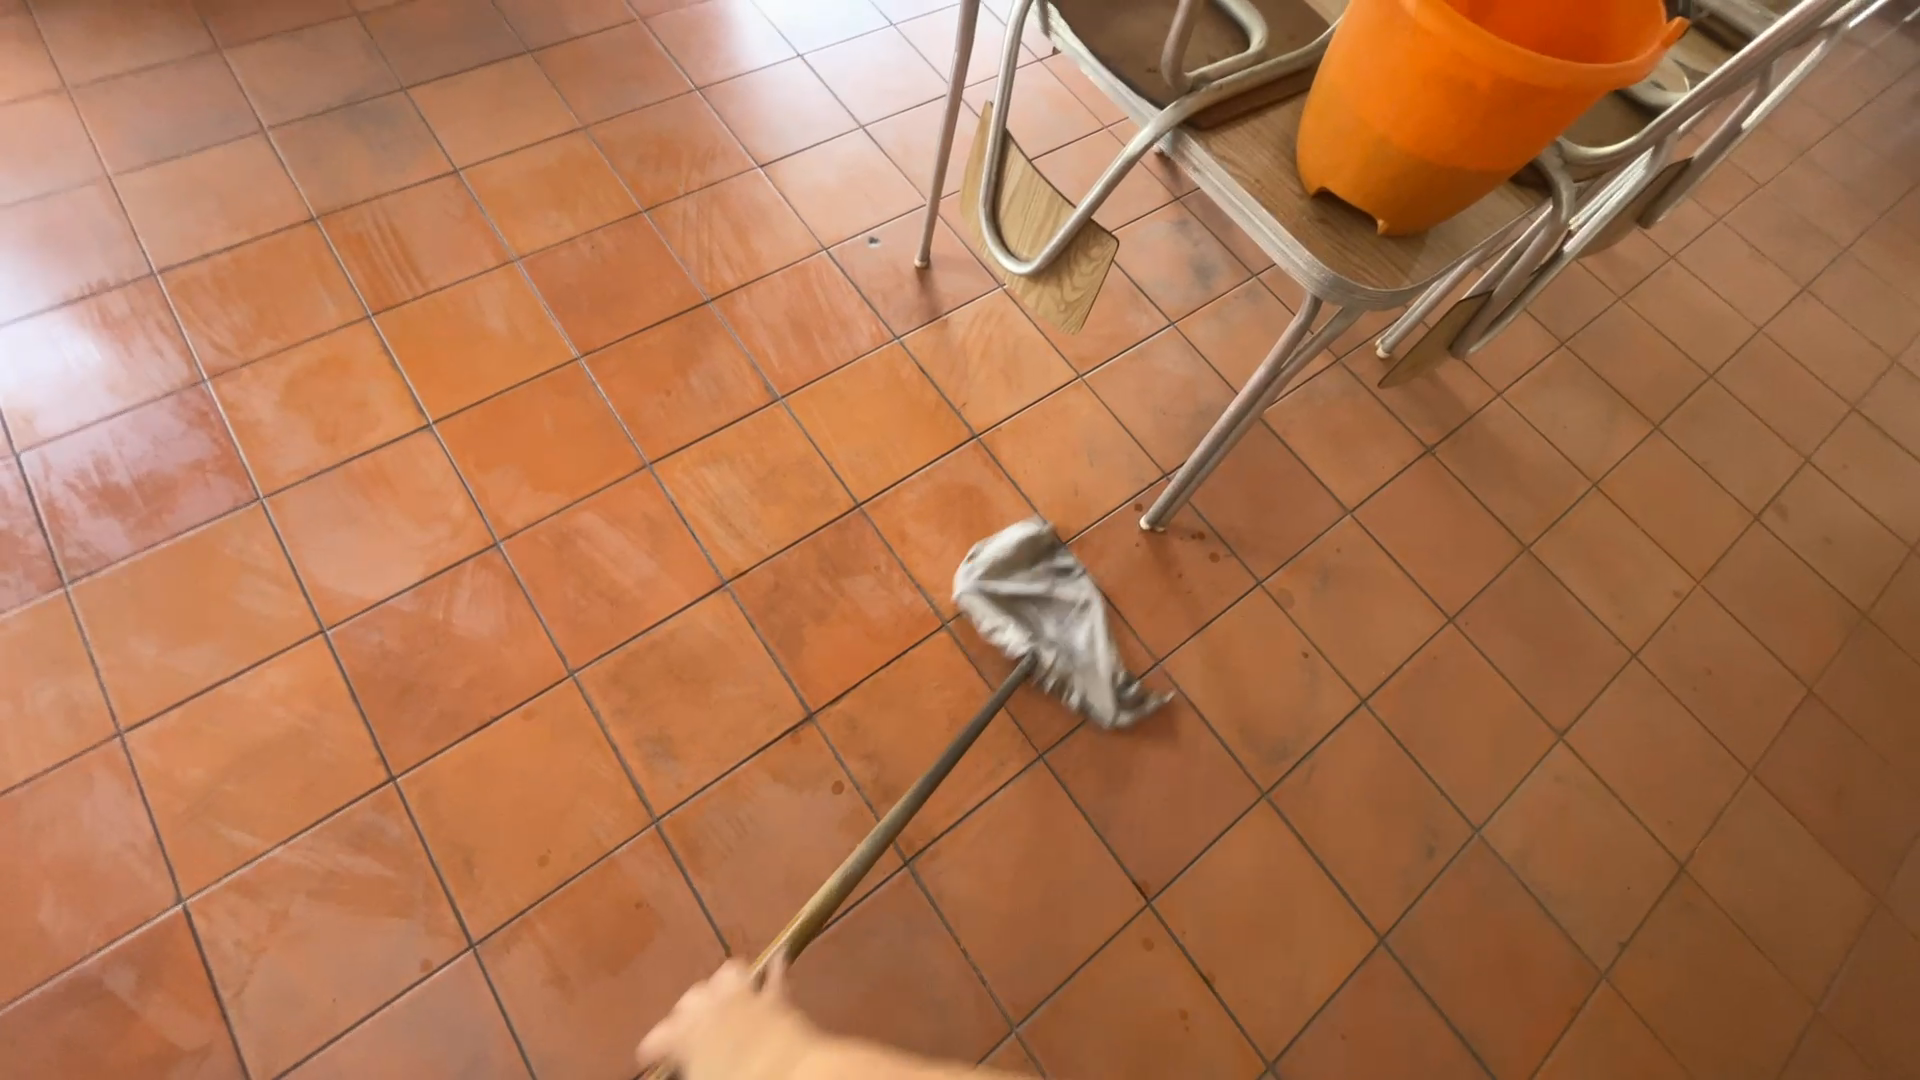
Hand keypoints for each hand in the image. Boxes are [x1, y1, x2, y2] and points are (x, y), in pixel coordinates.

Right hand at [637, 958, 821, 1079]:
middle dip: (686, 1013)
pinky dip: (774, 970)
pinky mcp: (778, 999)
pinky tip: (777, 961)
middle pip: (692, 998)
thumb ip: (693, 1070)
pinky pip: (776, 975)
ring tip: (721, 998)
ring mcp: (748, 998)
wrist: (791, 1078)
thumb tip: (693, 1066)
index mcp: (688, 1035)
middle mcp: (714, 1007)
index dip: (652, 1047)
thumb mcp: (702, 1078)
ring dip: (723, 986)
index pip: (660, 1036)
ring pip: (729, 974)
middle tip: (685, 1032)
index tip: (648, 1056)